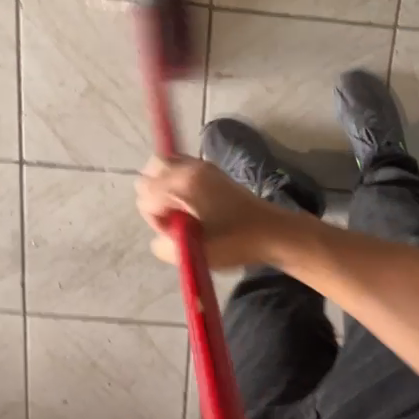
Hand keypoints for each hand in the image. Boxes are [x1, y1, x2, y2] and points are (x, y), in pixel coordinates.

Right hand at [136, 156, 304, 269]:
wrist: (272, 231)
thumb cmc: (235, 242)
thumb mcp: (195, 253)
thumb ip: (165, 246)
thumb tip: (161, 236)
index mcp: (185, 183)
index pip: (146, 194)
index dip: (155, 217)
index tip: (175, 231)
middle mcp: (192, 167)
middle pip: (152, 170)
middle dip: (155, 195)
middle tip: (176, 219)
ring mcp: (204, 166)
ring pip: (166, 166)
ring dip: (166, 188)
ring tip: (185, 212)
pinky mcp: (213, 171)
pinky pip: (182, 169)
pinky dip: (179, 183)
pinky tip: (195, 206)